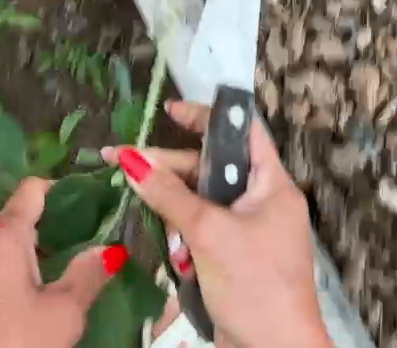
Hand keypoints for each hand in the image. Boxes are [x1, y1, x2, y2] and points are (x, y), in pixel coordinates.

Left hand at [0, 177, 127, 346]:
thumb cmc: (19, 342)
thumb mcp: (64, 312)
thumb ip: (87, 274)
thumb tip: (111, 250)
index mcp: (3, 233)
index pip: (33, 188)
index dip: (62, 190)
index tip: (90, 201)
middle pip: (20, 214)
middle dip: (52, 223)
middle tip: (86, 237)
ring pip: (6, 240)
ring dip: (34, 247)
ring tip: (66, 264)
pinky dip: (15, 265)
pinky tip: (36, 288)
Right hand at [103, 101, 332, 347]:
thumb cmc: (254, 285)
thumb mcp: (207, 232)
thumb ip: (167, 193)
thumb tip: (128, 158)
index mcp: (272, 185)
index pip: (242, 130)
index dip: (206, 115)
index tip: (169, 111)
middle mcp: (262, 201)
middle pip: (210, 165)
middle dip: (169, 164)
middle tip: (124, 159)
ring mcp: (247, 231)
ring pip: (200, 198)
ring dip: (170, 199)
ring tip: (131, 192)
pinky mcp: (233, 256)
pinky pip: (200, 226)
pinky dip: (178, 227)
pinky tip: (156, 230)